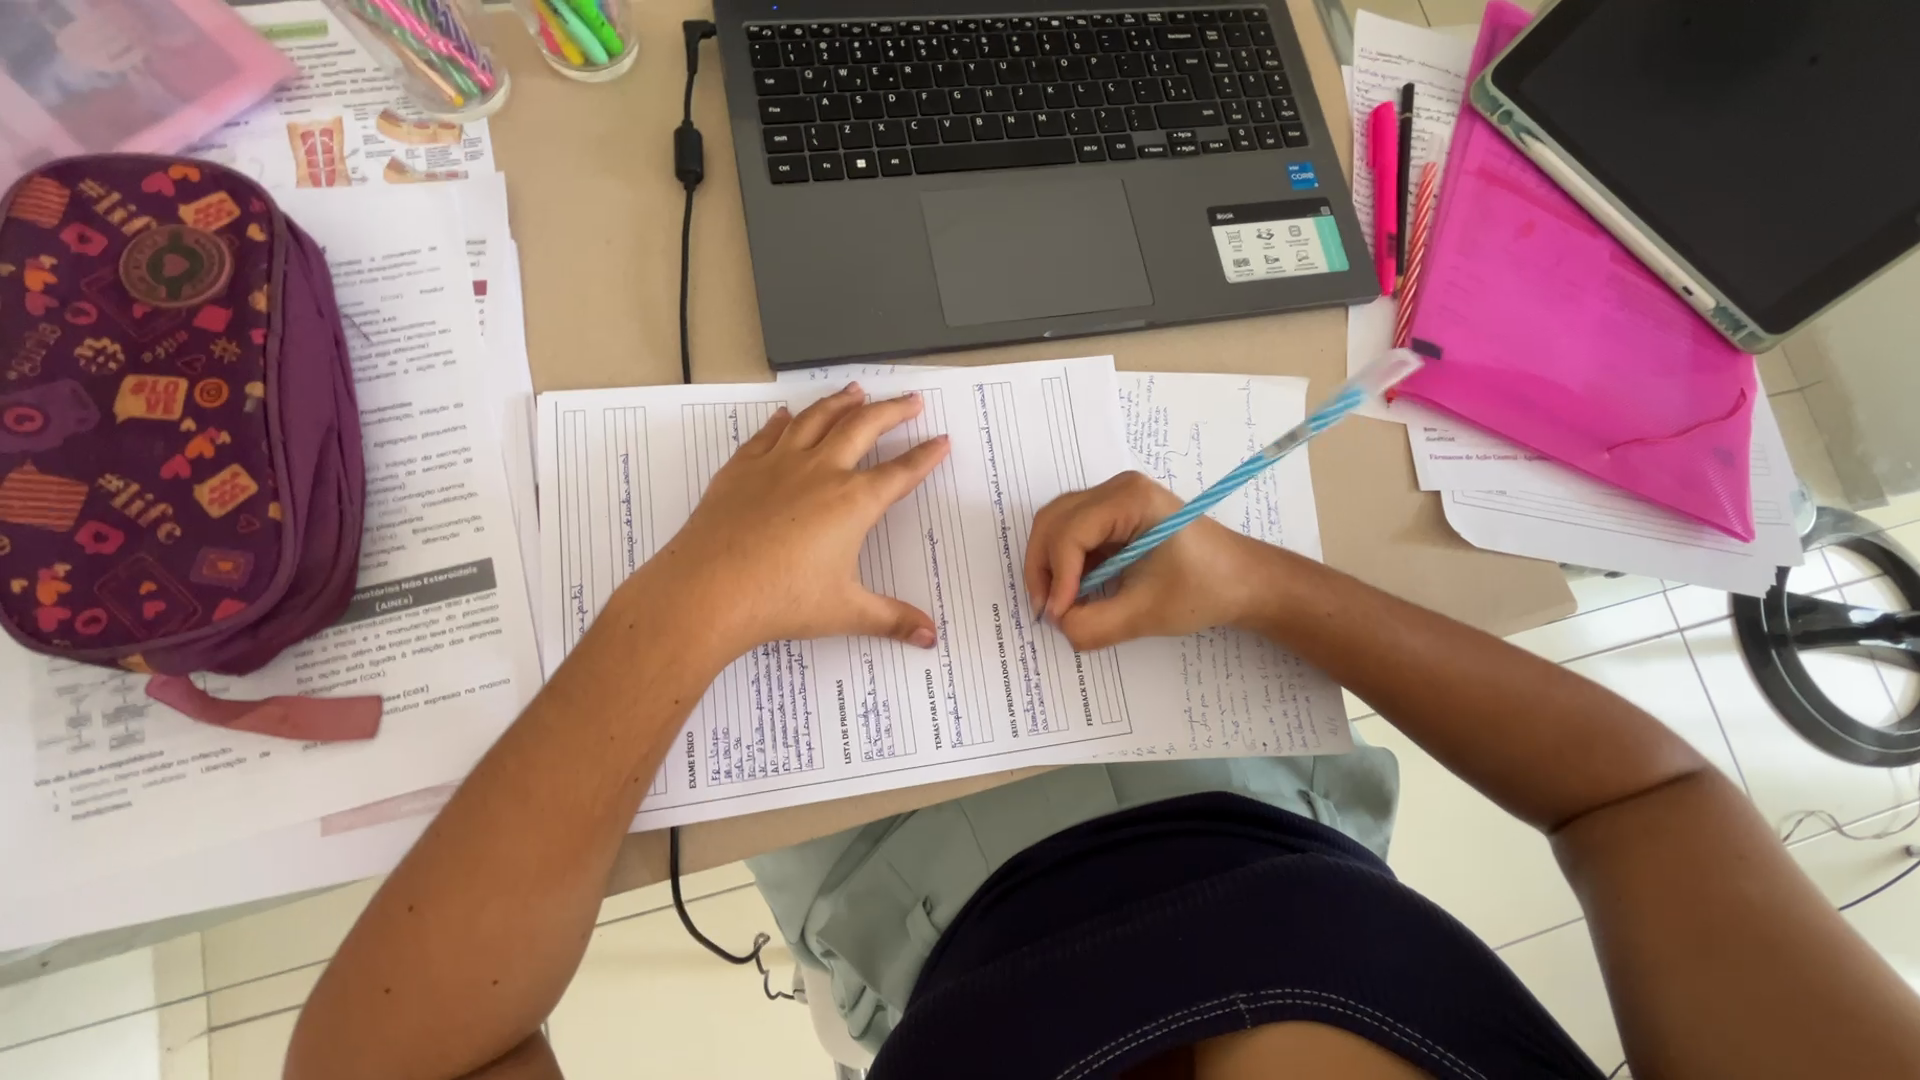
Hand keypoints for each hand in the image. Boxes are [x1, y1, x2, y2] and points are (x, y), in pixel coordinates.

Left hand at [638, 383, 949, 656]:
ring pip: (817, 418)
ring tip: (857, 391)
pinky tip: (787, 415)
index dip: (926, 455)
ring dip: (841, 402)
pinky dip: (783, 421)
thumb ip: (892, 619)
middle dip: (892, 411)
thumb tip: (929, 636)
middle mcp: (820, 472)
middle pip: (864, 427)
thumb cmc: (778, 600)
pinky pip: (769, 434)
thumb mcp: (845, 611)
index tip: (941, 440)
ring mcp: (778, 465)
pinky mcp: (743, 469)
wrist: (708, 590)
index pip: (901, 472)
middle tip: (910, 401)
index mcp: (852, 502)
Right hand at [1024, 471, 1275, 650]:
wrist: (1242, 581)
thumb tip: (1057, 626)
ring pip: (1056, 525)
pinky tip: (1072, 593)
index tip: (1058, 616)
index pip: (1071, 532)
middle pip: (1053, 521)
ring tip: (1057, 604)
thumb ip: (1093, 625)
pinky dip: (1064, 564)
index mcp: (1131, 499)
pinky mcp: (1113, 516)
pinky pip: (1072, 534)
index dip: (1057, 576)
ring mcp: (1113, 499)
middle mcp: (1117, 488)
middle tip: (1046, 611)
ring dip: (1048, 565)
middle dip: (1043, 567)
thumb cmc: (1204, 591)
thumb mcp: (1145, 615)